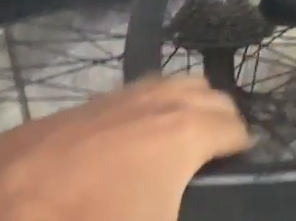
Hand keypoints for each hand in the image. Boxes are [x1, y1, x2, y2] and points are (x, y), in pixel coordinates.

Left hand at [0, 76, 249, 220]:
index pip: (231, 124)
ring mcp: (94, 104)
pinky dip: (124, 121)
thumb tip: (170, 204)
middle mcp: (141, 104)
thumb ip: (173, 206)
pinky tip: (109, 156)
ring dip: (168, 111)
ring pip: (150, 89)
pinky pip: (107, 105)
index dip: (242, 147)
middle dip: (213, 117)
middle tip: (216, 155)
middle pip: (196, 91)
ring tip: (171, 148)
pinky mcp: (53, 116)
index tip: (242, 169)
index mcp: (176, 135)